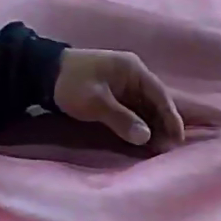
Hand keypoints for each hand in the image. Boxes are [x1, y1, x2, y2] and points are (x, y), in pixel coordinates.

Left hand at [51, 49, 184, 148]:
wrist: (43, 72)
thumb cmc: (71, 83)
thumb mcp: (96, 102)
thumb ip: (122, 119)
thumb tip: (146, 138)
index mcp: (133, 71)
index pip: (161, 95)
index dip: (172, 118)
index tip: (178, 138)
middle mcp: (134, 76)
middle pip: (157, 103)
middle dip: (164, 126)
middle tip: (168, 149)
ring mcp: (125, 86)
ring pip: (147, 109)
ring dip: (154, 128)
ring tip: (158, 149)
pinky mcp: (116, 95)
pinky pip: (136, 112)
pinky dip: (141, 126)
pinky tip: (144, 140)